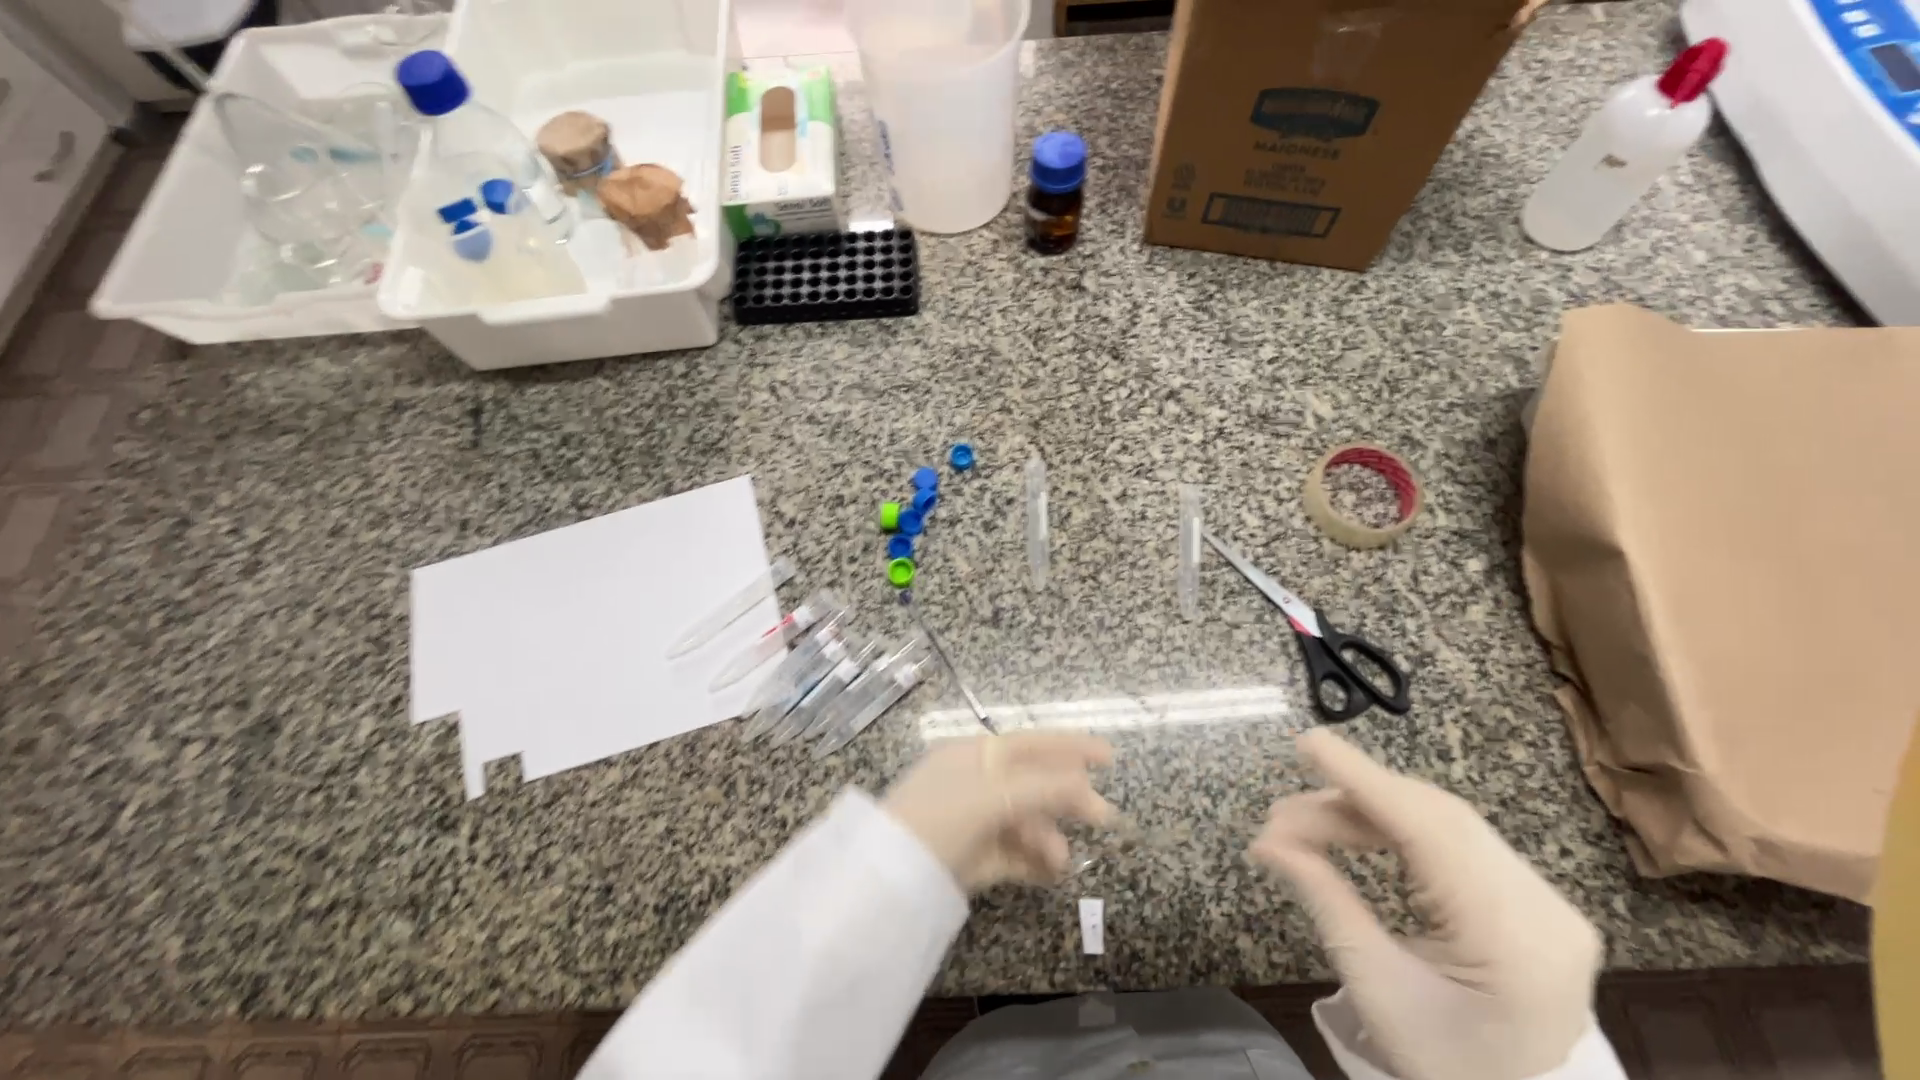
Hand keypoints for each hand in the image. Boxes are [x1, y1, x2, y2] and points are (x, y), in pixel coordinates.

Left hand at [882, 733, 1116, 891]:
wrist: (887, 880)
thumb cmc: (938, 819)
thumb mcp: (991, 796)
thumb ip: (1042, 788)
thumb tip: (1084, 784)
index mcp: (973, 755)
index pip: (1030, 744)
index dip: (1070, 747)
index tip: (1109, 756)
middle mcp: (974, 783)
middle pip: (1032, 784)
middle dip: (1066, 800)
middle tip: (1102, 818)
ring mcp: (973, 822)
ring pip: (1026, 822)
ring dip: (1049, 838)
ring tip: (1060, 861)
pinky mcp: (972, 859)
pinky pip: (1014, 855)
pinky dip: (1035, 863)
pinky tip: (1052, 874)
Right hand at [1248, 730, 1602, 1079]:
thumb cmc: (1438, 1064)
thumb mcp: (1374, 986)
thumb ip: (1326, 900)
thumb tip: (1266, 843)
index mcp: (1514, 938)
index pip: (1431, 830)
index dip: (1363, 779)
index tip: (1307, 742)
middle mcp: (1545, 907)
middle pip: (1437, 820)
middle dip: (1352, 802)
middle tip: (1281, 816)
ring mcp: (1548, 902)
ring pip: (1446, 824)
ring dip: (1370, 813)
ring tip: (1304, 825)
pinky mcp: (1535, 902)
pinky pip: (1458, 844)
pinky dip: (1399, 830)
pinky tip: (1355, 831)